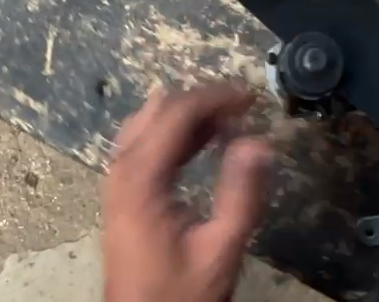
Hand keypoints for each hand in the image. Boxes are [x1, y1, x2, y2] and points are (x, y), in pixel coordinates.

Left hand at [102, 83, 274, 301]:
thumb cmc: (180, 294)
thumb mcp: (220, 252)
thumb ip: (242, 196)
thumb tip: (260, 143)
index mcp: (141, 175)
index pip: (179, 111)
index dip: (217, 97)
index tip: (251, 98)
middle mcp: (122, 166)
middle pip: (163, 108)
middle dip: (206, 101)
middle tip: (244, 109)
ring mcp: (118, 176)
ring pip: (153, 119)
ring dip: (191, 113)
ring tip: (231, 121)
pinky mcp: (123, 188)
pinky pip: (147, 138)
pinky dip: (177, 130)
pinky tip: (205, 140)